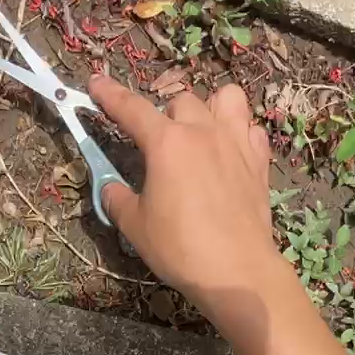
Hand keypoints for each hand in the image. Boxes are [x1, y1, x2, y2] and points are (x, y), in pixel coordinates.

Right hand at [89, 77, 293, 320]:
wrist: (236, 270)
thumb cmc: (180, 248)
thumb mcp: (135, 227)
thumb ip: (117, 199)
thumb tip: (109, 188)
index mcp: (166, 143)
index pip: (131, 109)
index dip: (109, 95)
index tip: (96, 84)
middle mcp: (202, 131)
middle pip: (180, 101)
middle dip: (166, 117)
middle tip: (160, 148)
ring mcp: (235, 143)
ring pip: (225, 98)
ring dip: (209, 109)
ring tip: (202, 134)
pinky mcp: (259, 161)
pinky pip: (251, 128)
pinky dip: (239, 132)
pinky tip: (230, 153)